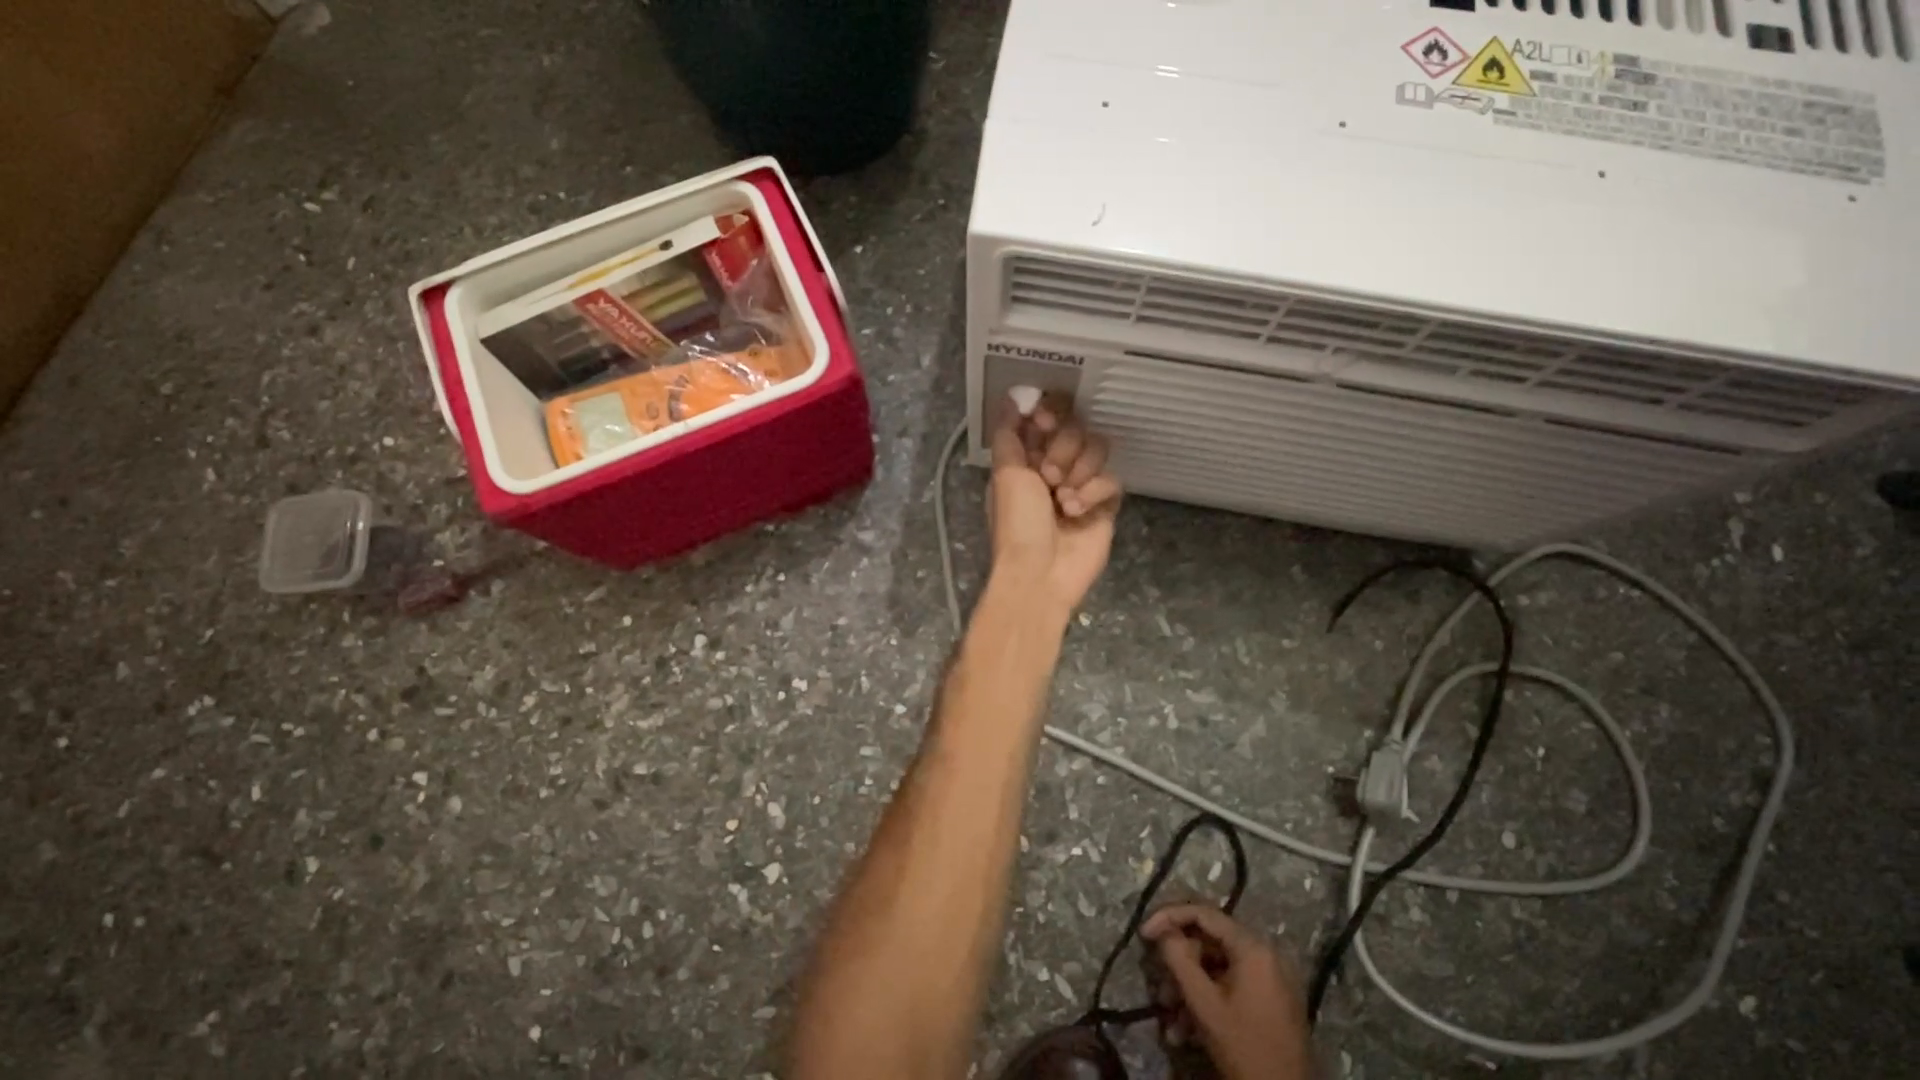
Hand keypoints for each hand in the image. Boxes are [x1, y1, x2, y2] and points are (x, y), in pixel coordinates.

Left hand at [987, 394, 1121, 612]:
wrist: (1040, 573)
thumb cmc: (1016, 524)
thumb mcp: (1005, 474)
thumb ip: (1008, 432)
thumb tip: (1011, 396)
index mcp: (1025, 457)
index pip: (1047, 416)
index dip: (1050, 412)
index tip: (1045, 421)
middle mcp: (1054, 466)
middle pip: (1075, 428)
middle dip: (1063, 448)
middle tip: (1049, 476)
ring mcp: (1081, 484)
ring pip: (1097, 450)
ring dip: (1080, 470)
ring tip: (1063, 500)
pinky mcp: (1105, 505)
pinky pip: (1112, 480)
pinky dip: (1095, 492)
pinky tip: (1078, 511)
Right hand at [1141, 905, 1312, 1079]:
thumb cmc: (1245, 1046)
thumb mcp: (1205, 1003)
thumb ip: (1180, 960)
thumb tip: (1163, 931)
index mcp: (1253, 948)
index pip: (1203, 914)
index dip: (1169, 918)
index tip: (1144, 935)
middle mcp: (1264, 955)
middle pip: (1210, 943)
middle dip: (1179, 965)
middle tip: (1160, 989)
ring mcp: (1269, 979)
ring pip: (1217, 969)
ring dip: (1190, 990)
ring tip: (1171, 1020)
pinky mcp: (1269, 1001)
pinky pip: (1231, 987)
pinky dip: (1208, 1002)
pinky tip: (1188, 1031)